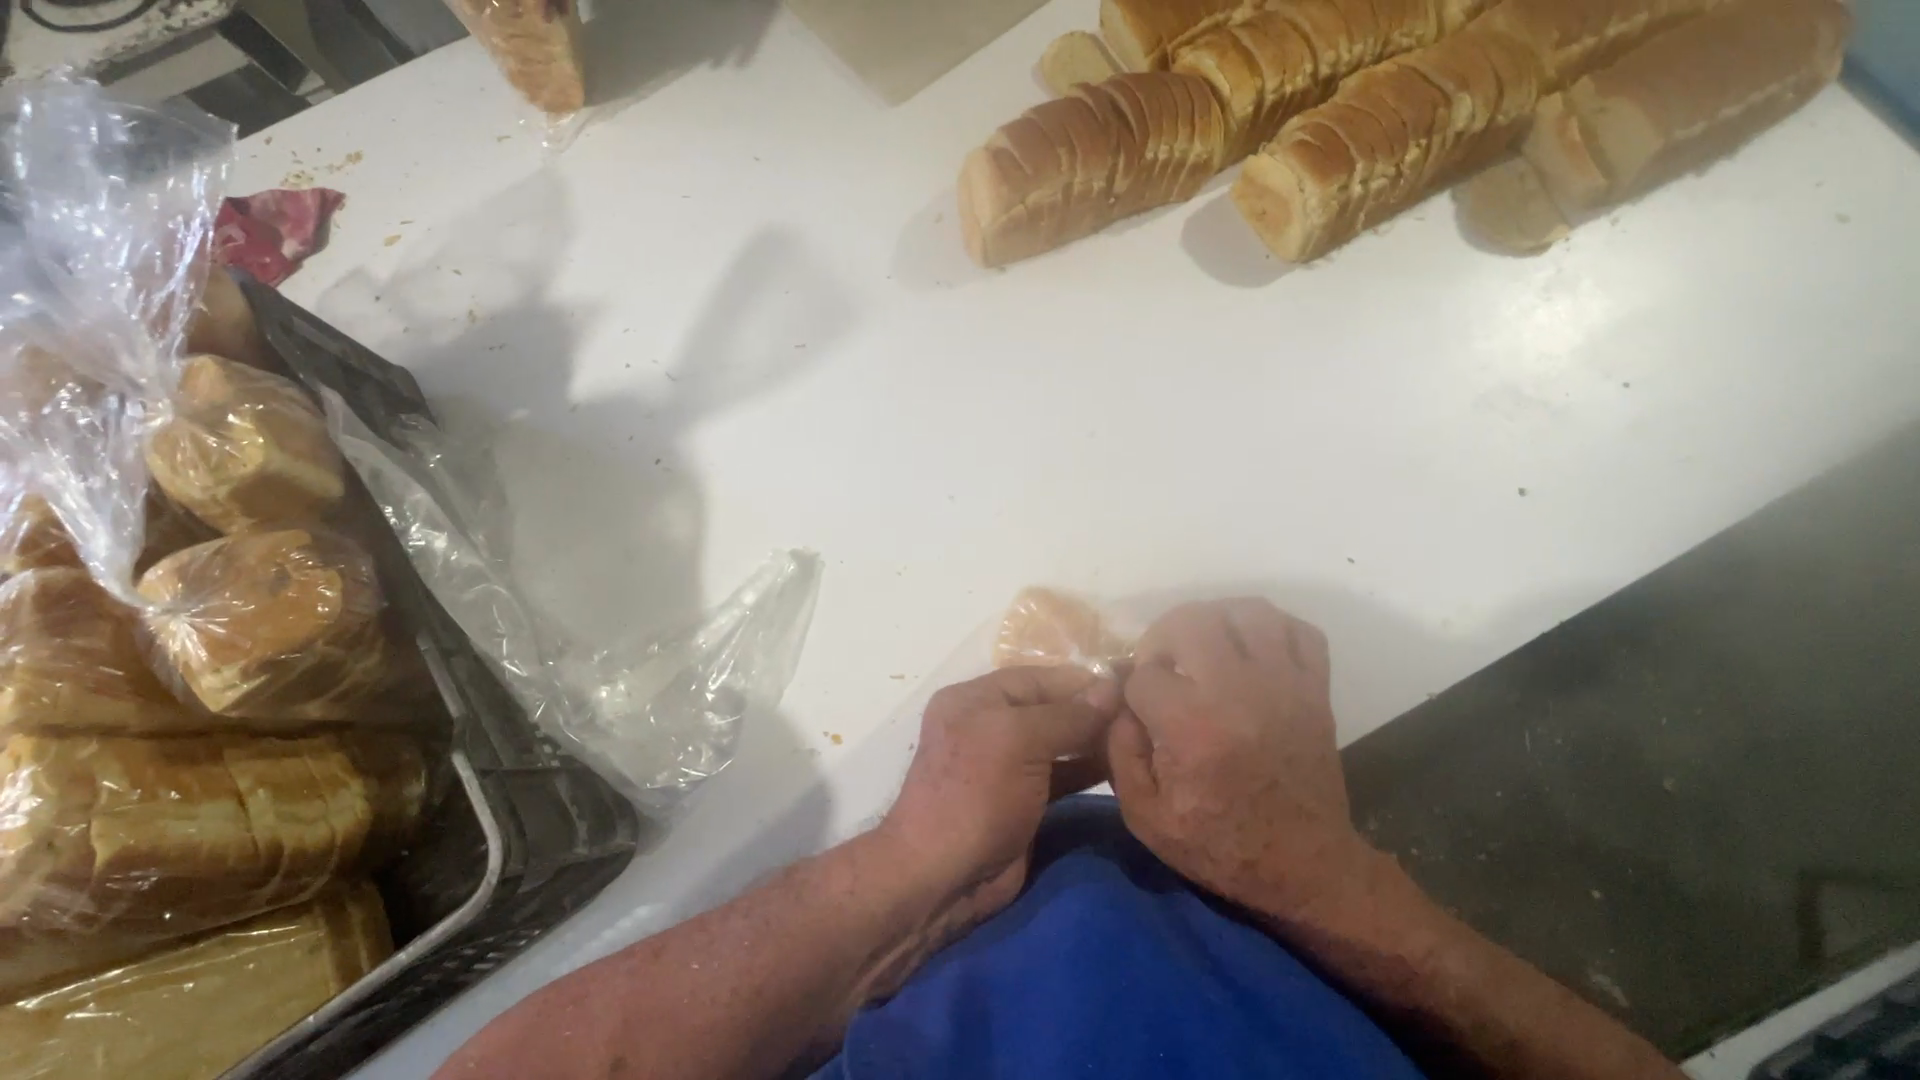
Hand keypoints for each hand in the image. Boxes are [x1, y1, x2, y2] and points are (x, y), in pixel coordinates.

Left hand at [881, 666, 1119, 920]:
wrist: (942, 878)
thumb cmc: (975, 795)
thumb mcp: (1019, 741)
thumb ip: (1067, 715)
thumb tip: (1112, 689)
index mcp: (976, 699)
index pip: (1038, 677)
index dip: (1081, 680)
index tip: (1131, 684)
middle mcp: (989, 725)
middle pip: (1051, 708)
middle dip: (1093, 710)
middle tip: (1143, 714)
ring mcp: (1006, 765)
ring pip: (1060, 742)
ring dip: (1096, 740)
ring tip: (1142, 738)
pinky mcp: (1024, 800)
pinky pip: (1062, 774)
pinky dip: (1090, 769)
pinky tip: (1124, 765)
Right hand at [1106, 599, 1373, 918]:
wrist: (1303, 866)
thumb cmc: (1218, 844)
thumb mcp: (1144, 816)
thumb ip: (1119, 751)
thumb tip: (1120, 703)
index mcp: (1191, 726)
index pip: (1145, 673)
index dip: (1131, 687)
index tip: (1136, 708)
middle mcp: (1237, 692)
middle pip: (1191, 620)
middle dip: (1163, 637)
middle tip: (1163, 666)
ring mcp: (1283, 686)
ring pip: (1248, 612)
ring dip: (1216, 620)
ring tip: (1204, 649)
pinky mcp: (1315, 691)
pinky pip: (1299, 631)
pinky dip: (1272, 629)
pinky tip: (1250, 651)